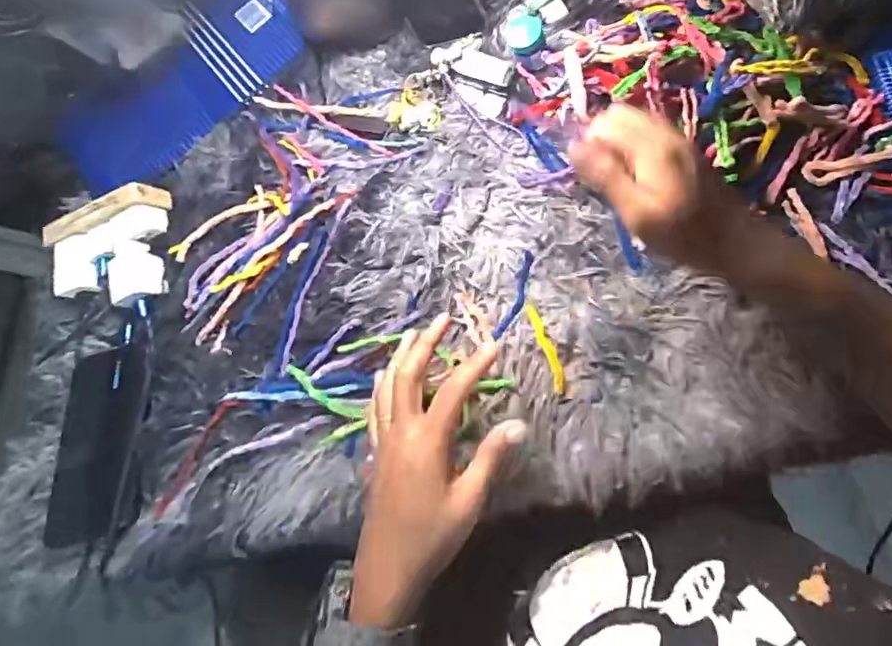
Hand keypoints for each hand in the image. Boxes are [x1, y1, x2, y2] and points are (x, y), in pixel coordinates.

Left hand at [351, 314, 525, 629]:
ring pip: (387, 386)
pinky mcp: (373, 452)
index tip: (495, 343)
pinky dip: (381, 385)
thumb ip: (491, 458)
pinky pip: (374, 408)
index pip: (454, 390)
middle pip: (409, 375)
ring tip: (413, 334)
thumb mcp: (469, 501)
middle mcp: (401, 431)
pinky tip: (383, 376)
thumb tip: (518, 422)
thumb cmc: (432, 537)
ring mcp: (383, 440)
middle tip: (443, 319)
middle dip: (426, 343)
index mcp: (427, 441)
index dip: (475, 363)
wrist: (385, 573)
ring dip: (401, 356)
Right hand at [572, 104, 766, 276]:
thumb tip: (574, 146)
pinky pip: (648, 131)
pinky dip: (634, 145)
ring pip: (633, 121)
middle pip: (619, 114)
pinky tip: (638, 175)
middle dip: (602, 138)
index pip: (605, 121)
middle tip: (604, 175)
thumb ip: (606, 176)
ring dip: (618, 141)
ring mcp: (677, 137)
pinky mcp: (684, 147)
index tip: (591, 175)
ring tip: (620, 176)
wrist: (736, 241)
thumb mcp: (637, 213)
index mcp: (651, 145)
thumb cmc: (683, 234)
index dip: (589, 143)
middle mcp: (664, 132)